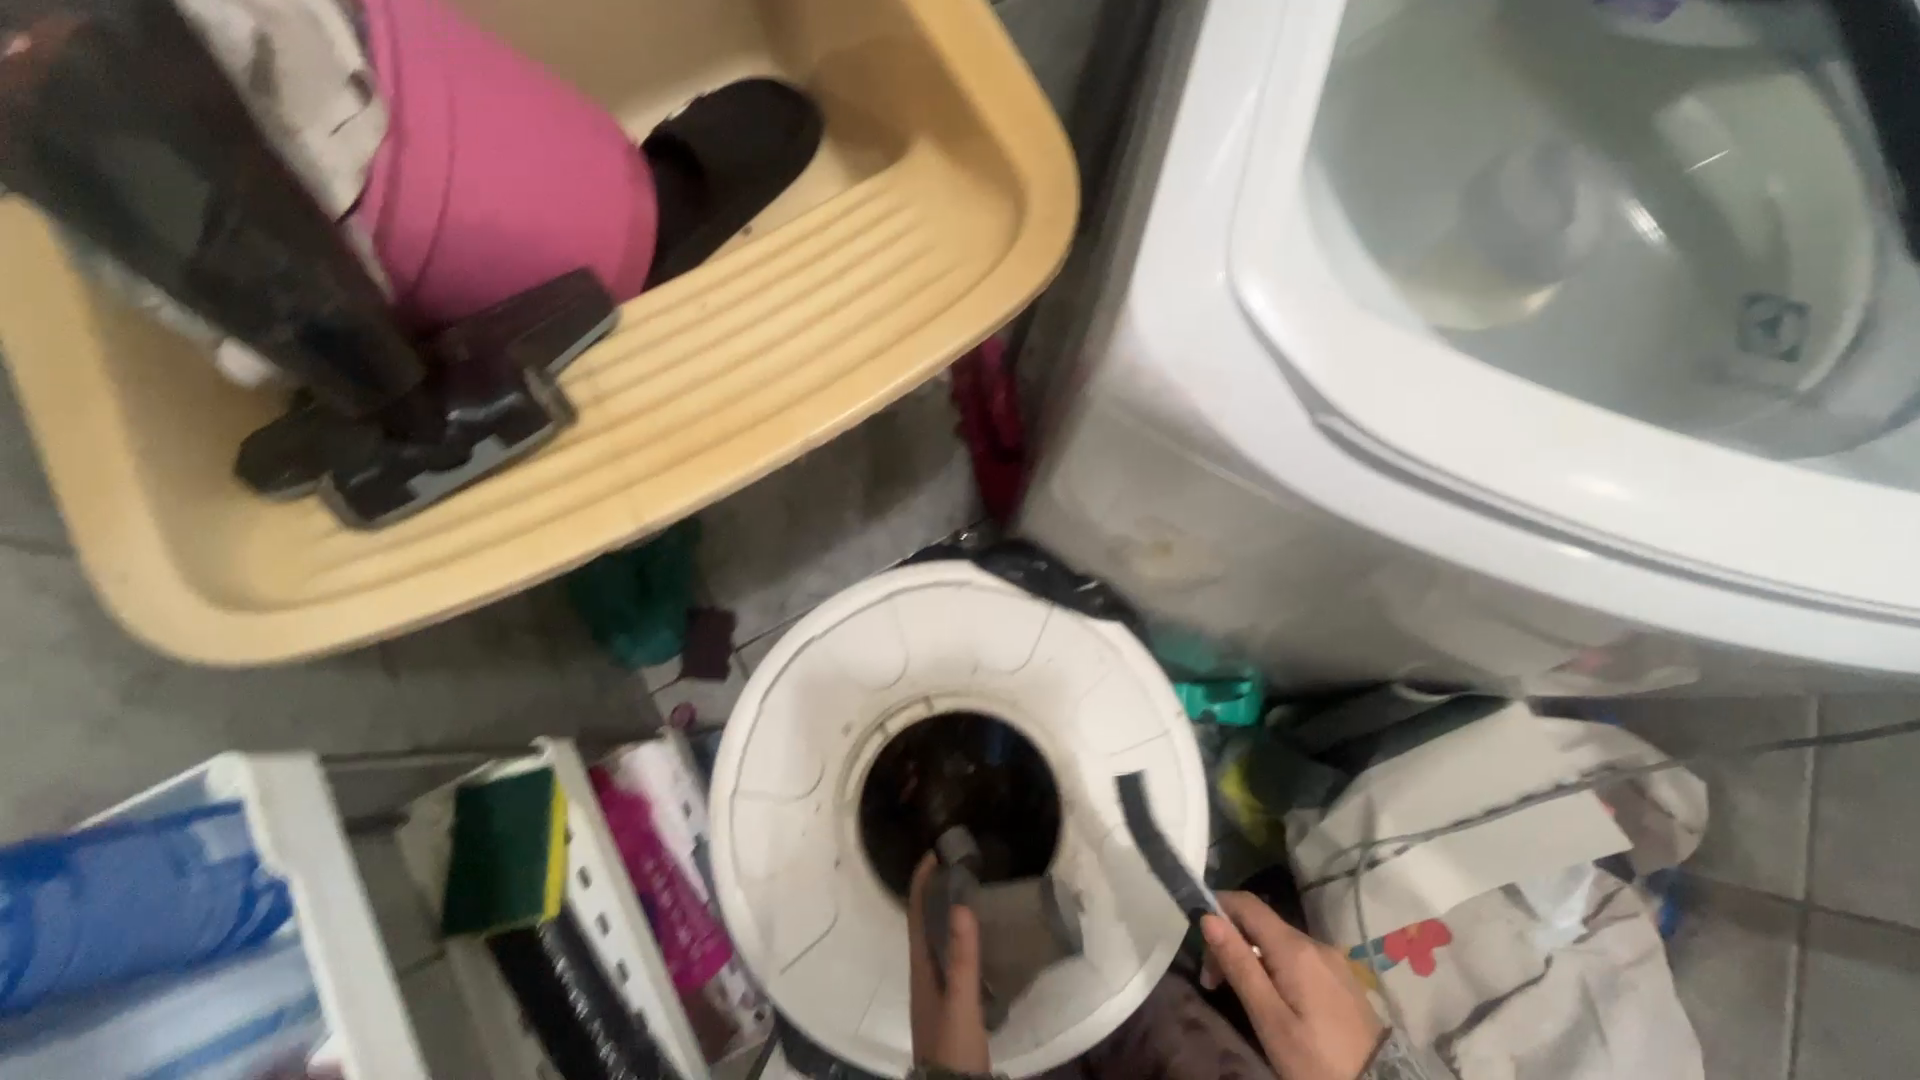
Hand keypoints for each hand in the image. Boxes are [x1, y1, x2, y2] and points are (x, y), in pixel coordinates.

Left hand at [908, 854, 990, 1072]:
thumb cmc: (952, 1046)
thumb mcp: (960, 1003)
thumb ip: (962, 958)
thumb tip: (960, 906)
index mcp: (921, 969)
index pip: (916, 915)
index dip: (921, 884)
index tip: (933, 855)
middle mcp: (924, 975)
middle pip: (924, 924)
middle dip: (935, 893)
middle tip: (957, 867)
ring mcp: (936, 990)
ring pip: (937, 941)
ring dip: (947, 914)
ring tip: (969, 893)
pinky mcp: (951, 1004)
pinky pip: (952, 958)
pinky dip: (961, 940)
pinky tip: (980, 942)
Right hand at [1201, 892, 1384, 1079]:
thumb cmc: (1318, 1061)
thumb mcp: (1270, 1020)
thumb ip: (1239, 965)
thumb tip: (1208, 918)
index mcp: (1294, 949)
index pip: (1247, 903)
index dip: (1217, 908)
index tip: (1198, 941)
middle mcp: (1314, 943)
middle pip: (1260, 922)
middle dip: (1230, 941)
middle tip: (1214, 984)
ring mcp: (1332, 960)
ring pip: (1278, 940)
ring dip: (1251, 955)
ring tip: (1241, 995)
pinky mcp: (1341, 978)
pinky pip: (1298, 957)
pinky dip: (1274, 965)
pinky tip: (1272, 998)